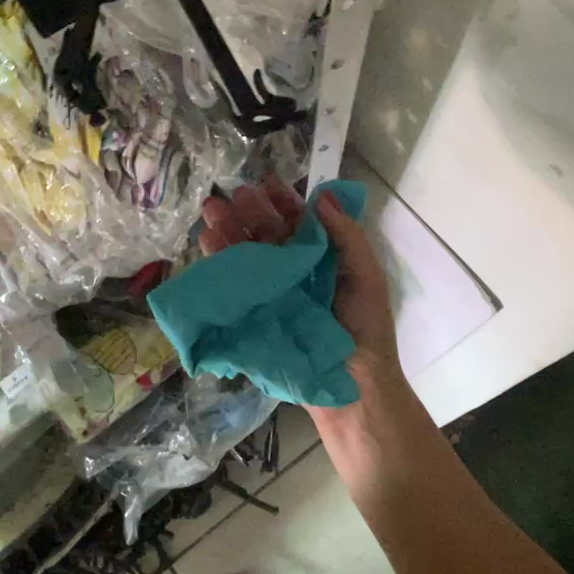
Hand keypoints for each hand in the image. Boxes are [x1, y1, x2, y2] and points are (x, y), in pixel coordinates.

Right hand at [198, 179, 403, 401]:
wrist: (353, 390)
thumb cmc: (365, 331)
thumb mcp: (366, 277)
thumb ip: (347, 236)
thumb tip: (324, 195)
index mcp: (322, 262)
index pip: (300, 224)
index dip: (284, 203)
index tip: (267, 183)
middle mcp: (295, 275)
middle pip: (267, 236)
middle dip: (249, 213)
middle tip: (231, 194)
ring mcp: (272, 297)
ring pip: (247, 257)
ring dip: (228, 232)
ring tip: (211, 211)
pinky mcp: (253, 318)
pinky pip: (233, 287)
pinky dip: (219, 263)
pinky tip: (208, 244)